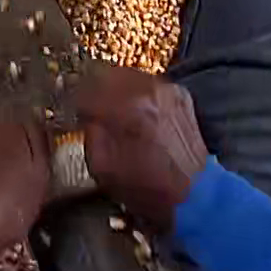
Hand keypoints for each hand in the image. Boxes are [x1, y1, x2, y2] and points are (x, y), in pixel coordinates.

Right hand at [75, 66, 208, 229]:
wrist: (199, 196)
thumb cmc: (148, 188)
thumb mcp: (103, 169)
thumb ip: (89, 134)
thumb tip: (85, 116)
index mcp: (124, 109)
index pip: (85, 92)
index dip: (74, 102)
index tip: (71, 110)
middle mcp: (145, 91)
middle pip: (104, 74)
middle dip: (92, 88)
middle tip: (87, 103)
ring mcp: (165, 89)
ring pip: (126, 75)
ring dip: (114, 87)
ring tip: (110, 105)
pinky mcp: (179, 93)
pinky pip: (147, 83)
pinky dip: (137, 92)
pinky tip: (136, 109)